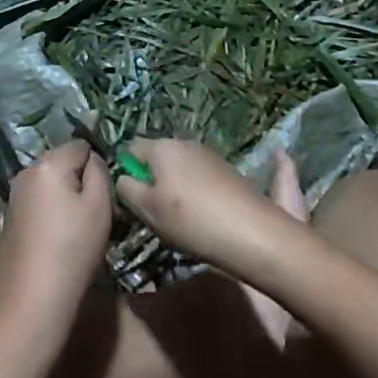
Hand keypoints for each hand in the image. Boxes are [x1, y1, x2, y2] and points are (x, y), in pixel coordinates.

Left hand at [0, 141, 112, 333]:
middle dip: (79, 181)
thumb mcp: (100, 206)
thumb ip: (99, 172)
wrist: (31, 301)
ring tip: (77, 231)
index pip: (80, 146)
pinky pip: (38, 203)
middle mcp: (25, 173)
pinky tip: (57, 241)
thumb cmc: (72, 249)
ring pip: (50, 185)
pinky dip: (50, 214)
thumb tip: (92, 160)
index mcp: (47, 164)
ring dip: (65, 198)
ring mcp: (13, 196)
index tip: (104, 196)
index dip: (96, 167)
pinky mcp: (9, 219)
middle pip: (62, 163)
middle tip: (94, 215)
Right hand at [114, 139, 307, 277]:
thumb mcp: (146, 208)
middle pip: (156, 157)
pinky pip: (198, 177)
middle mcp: (185, 143)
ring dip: (173, 188)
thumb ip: (126, 188)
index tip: (133, 199)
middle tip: (154, 212)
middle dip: (151, 180)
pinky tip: (200, 217)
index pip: (130, 148)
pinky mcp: (227, 171)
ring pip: (178, 168)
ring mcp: (209, 155)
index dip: (127, 172)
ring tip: (179, 219)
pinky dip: (194, 193)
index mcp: (162, 146)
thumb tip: (125, 179)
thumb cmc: (190, 219)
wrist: (252, 234)